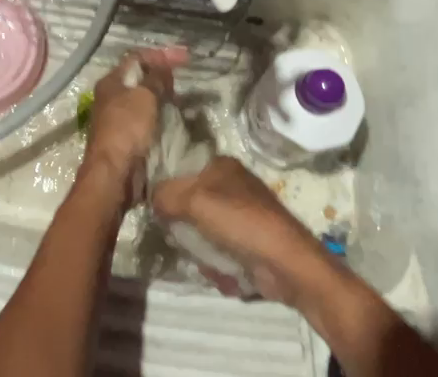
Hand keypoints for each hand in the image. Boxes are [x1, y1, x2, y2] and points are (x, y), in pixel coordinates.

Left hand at [79, 46, 186, 206]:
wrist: (114, 174)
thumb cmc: (127, 129)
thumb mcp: (144, 97)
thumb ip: (155, 79)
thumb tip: (163, 68)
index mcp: (111, 81)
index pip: (137, 58)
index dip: (161, 55)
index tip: (185, 58)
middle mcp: (112, 97)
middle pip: (141, 79)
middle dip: (162, 77)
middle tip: (182, 82)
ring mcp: (119, 119)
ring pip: (145, 100)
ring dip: (163, 98)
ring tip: (182, 101)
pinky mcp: (128, 138)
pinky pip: (148, 119)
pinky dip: (161, 116)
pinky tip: (175, 119)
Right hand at [152, 156, 335, 304]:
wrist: (286, 262)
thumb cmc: (239, 221)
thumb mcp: (194, 200)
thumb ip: (165, 195)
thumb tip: (151, 199)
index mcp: (220, 164)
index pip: (181, 169)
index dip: (166, 188)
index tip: (156, 208)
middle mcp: (231, 185)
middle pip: (191, 203)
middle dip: (184, 225)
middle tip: (178, 238)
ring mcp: (242, 215)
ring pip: (204, 230)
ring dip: (201, 250)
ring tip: (205, 260)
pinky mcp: (249, 241)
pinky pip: (220, 250)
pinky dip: (218, 263)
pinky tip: (222, 272)